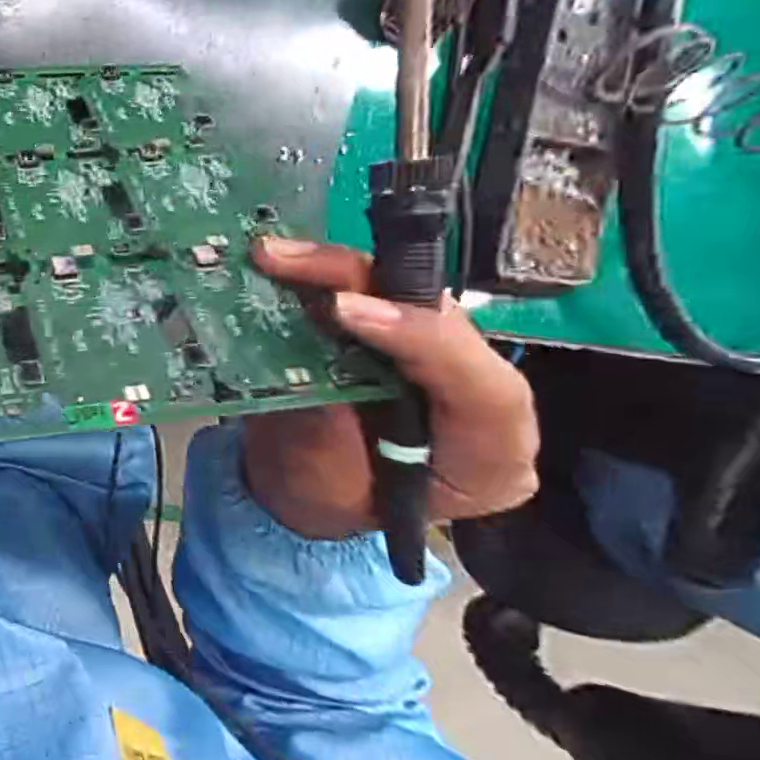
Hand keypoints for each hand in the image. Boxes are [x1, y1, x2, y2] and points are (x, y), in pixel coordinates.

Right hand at [240, 236, 538, 539]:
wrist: (306, 497)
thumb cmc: (325, 503)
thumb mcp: (325, 484)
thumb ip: (326, 422)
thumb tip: (308, 353)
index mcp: (488, 456)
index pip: (483, 389)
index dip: (420, 339)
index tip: (342, 309)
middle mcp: (471, 393)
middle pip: (439, 320)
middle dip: (364, 282)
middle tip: (285, 261)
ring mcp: (428, 357)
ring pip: (401, 295)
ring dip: (332, 268)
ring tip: (270, 255)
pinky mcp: (386, 336)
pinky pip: (362, 294)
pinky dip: (316, 276)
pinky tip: (274, 264)